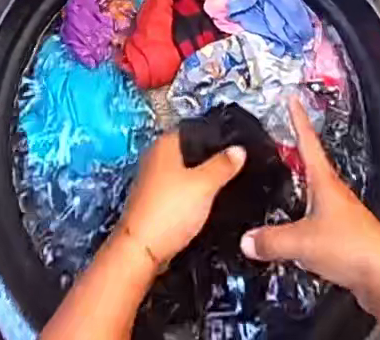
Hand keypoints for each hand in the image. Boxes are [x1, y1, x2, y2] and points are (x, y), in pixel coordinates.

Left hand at [114, 131, 245, 268]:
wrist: (141, 249)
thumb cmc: (171, 210)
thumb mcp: (204, 185)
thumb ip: (222, 166)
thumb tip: (238, 149)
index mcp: (165, 144)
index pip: (193, 130)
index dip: (215, 137)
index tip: (235, 147)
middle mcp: (155, 156)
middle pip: (188, 152)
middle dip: (209, 159)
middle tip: (234, 167)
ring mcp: (152, 179)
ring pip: (183, 172)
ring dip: (200, 179)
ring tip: (225, 185)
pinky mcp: (152, 200)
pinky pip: (177, 190)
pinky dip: (191, 193)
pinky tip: (205, 203)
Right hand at [240, 97, 379, 303]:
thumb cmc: (352, 248)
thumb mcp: (302, 242)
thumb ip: (271, 241)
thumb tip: (247, 240)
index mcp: (324, 182)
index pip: (308, 141)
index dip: (298, 118)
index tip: (293, 99)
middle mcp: (335, 192)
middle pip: (312, 164)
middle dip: (297, 150)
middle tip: (283, 136)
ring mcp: (342, 213)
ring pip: (316, 192)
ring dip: (301, 184)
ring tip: (285, 179)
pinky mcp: (347, 236)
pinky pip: (320, 218)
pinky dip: (306, 216)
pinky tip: (299, 229)